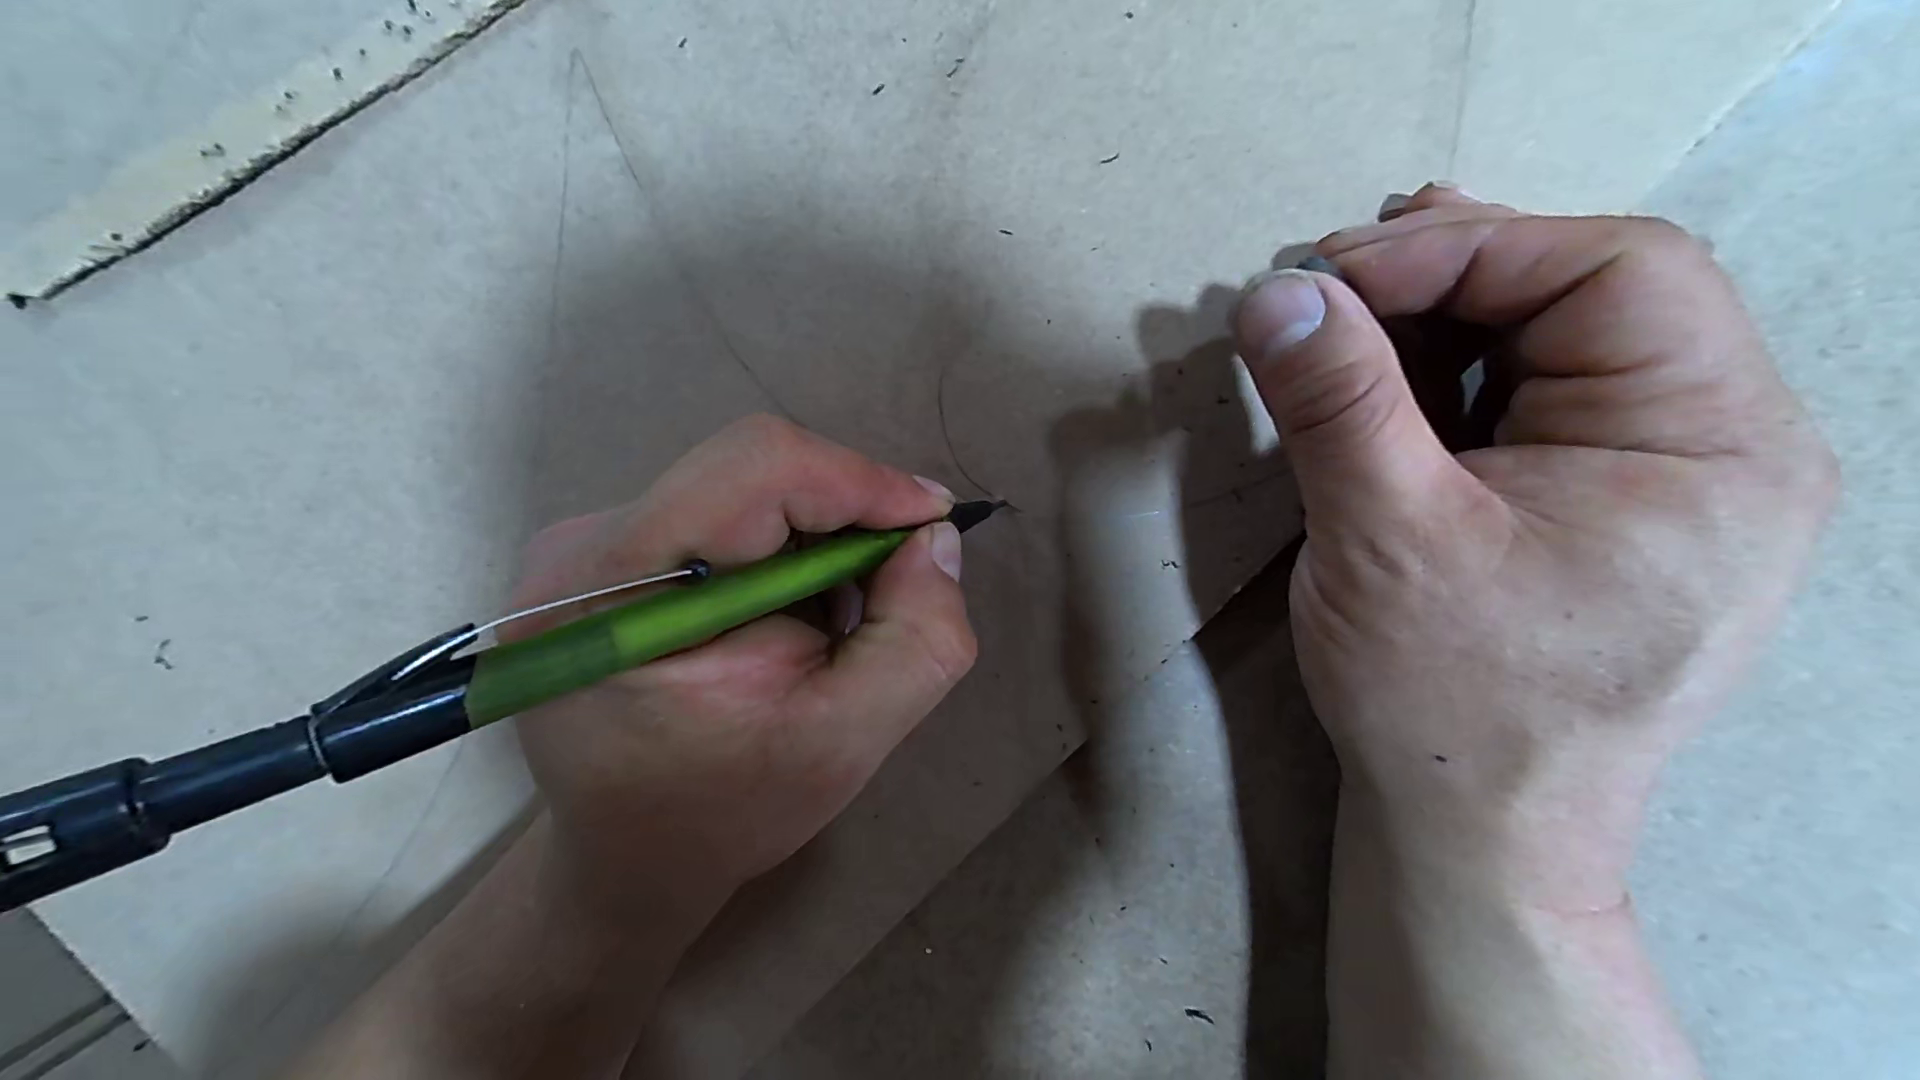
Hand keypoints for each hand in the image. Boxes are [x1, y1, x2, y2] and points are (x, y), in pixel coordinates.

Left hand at [505, 415, 976, 911]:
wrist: (630, 852)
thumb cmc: (730, 809)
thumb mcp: (848, 740)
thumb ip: (918, 638)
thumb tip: (934, 538)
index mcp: (621, 591)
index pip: (758, 468)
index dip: (860, 480)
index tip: (931, 523)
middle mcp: (587, 545)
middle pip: (755, 468)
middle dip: (849, 512)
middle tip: (894, 580)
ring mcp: (591, 543)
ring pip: (747, 484)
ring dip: (820, 534)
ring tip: (834, 615)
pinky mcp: (612, 550)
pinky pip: (728, 509)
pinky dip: (788, 546)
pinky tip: (792, 611)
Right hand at [1234, 185, 1837, 909]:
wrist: (1466, 824)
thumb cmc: (1444, 695)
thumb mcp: (1382, 538)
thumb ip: (1334, 406)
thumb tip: (1274, 295)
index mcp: (1710, 442)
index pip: (1609, 272)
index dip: (1461, 250)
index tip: (1326, 272)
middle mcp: (1701, 442)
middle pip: (1581, 298)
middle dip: (1445, 270)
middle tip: (1328, 271)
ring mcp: (1632, 475)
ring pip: (1538, 346)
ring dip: (1435, 309)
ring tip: (1347, 289)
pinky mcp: (1563, 503)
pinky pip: (1505, 403)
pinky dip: (1433, 366)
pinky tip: (1377, 353)